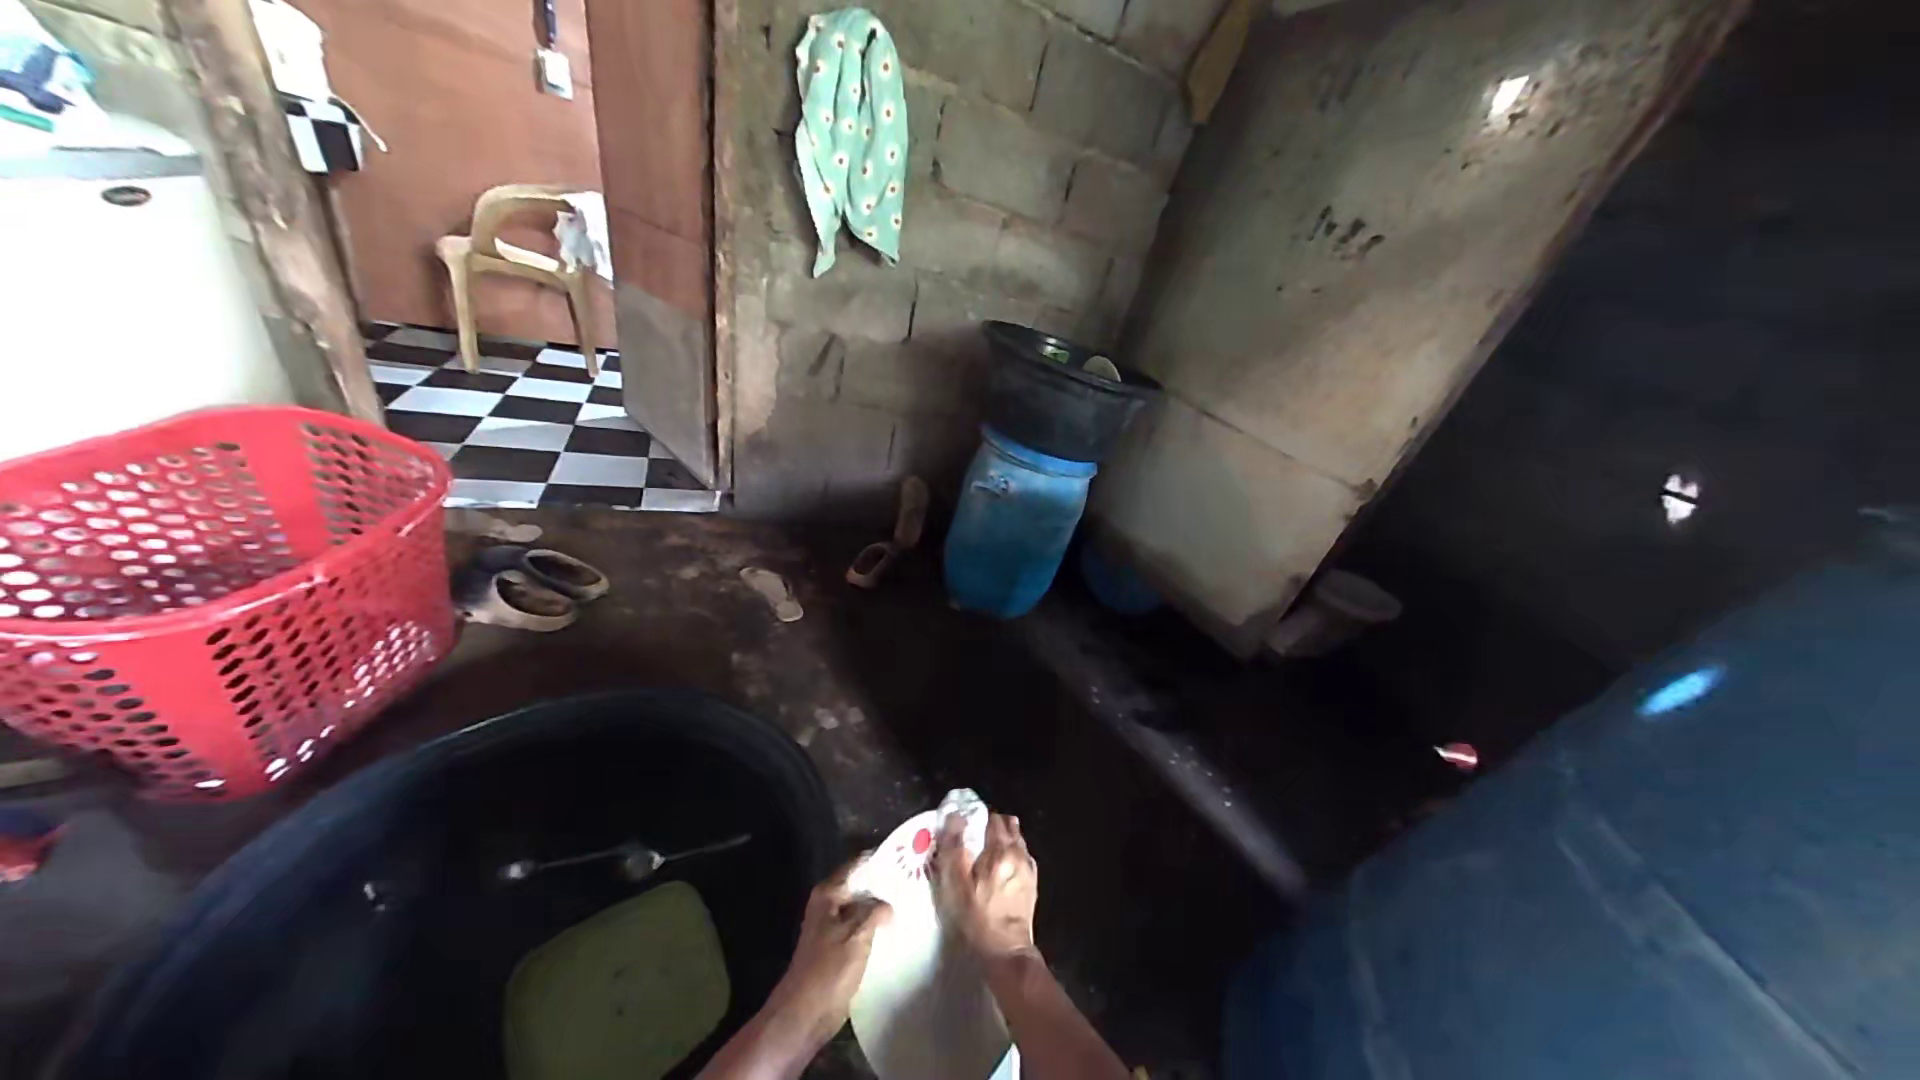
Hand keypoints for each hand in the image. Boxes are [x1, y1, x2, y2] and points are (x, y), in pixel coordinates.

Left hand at [763, 859, 892, 1046]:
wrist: (804, 1015)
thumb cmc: (828, 970)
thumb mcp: (855, 935)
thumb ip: (874, 911)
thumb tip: (888, 904)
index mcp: (827, 894)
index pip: (856, 865)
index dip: (878, 859)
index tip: (904, 856)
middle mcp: (828, 905)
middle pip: (859, 885)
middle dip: (883, 884)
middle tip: (913, 879)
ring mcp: (832, 927)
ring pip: (862, 908)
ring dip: (880, 907)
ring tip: (909, 902)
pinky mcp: (838, 948)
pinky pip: (861, 928)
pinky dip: (876, 927)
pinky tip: (896, 929)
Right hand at [934, 811, 1039, 963]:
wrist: (1006, 952)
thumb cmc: (977, 918)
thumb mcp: (956, 884)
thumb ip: (954, 847)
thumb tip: (954, 817)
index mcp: (1001, 850)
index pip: (992, 818)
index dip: (978, 816)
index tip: (965, 824)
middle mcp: (1019, 854)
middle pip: (1008, 825)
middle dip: (992, 824)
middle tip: (974, 835)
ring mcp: (1029, 869)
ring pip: (1017, 840)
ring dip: (1003, 838)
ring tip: (986, 849)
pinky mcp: (1032, 883)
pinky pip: (1022, 856)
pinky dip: (1012, 852)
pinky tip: (1001, 864)